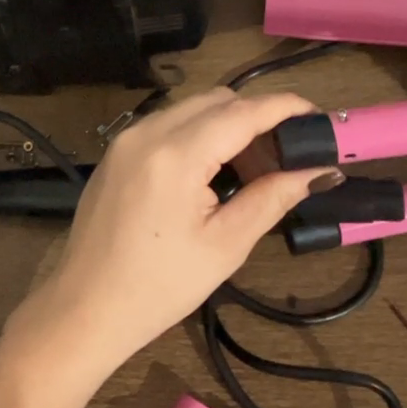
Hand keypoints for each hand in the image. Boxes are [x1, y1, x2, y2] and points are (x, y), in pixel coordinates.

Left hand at [21, 89, 340, 375]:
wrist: (86, 306)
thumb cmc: (160, 286)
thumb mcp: (225, 245)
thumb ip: (272, 197)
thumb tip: (320, 171)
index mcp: (175, 154)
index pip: (242, 112)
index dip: (285, 107)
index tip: (319, 117)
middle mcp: (147, 132)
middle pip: (215, 100)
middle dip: (257, 116)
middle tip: (289, 154)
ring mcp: (126, 139)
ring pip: (190, 109)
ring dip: (227, 124)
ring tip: (255, 167)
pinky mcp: (116, 151)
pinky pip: (166, 124)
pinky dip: (197, 134)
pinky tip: (214, 170)